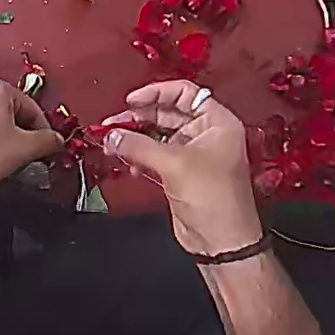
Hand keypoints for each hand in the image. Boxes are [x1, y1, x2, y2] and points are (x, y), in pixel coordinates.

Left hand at [0, 78, 61, 198]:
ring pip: (0, 123)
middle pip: (17, 114)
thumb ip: (48, 141)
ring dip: (10, 142)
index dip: (45, 131)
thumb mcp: (24, 149)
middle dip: (26, 136)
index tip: (50, 146)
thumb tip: (57, 140)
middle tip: (33, 156)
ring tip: (11, 161)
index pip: (34, 108)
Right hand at [101, 80, 264, 256]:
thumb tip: (112, 135)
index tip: (131, 100)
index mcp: (217, 122)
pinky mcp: (181, 172)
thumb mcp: (174, 165)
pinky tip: (127, 163)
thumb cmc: (212, 197)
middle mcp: (206, 133)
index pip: (185, 93)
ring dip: (135, 138)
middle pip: (168, 113)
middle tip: (113, 124)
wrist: (221, 242)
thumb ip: (139, 146)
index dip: (157, 93)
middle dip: (139, 117)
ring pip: (159, 135)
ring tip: (112, 143)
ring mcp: (193, 153)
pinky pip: (156, 155)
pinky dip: (140, 156)